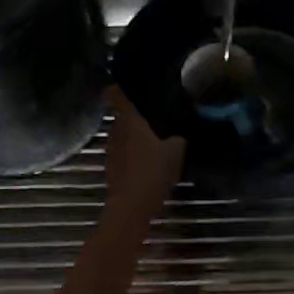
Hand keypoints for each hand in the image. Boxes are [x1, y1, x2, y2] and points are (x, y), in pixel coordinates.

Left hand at [104, 87, 185, 218]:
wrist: (132, 205)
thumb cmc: (154, 171)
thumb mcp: (177, 150)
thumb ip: (180, 134)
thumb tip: (182, 125)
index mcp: (129, 118)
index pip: (116, 93)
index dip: (123, 88)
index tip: (137, 88)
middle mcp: (116, 129)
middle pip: (124, 115)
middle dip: (138, 116)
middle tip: (159, 118)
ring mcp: (111, 148)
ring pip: (124, 134)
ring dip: (136, 136)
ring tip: (157, 142)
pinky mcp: (111, 166)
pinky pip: (124, 152)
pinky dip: (134, 153)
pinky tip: (150, 162)